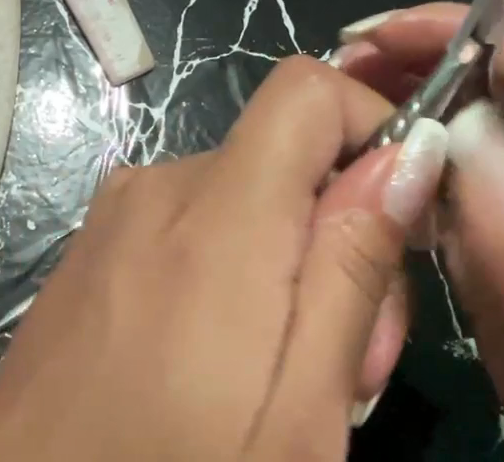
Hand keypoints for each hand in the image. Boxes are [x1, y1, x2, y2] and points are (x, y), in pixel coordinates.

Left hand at [0, 58, 448, 460]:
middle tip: (348, 360)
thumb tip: (405, 153)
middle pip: (286, 155)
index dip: (369, 128)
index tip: (402, 221)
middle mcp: (162, 185)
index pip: (305, 89)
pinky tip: (219, 361)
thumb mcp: (297, 413)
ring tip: (278, 378)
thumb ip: (352, 271)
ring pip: (246, 194)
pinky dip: (232, 269)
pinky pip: (192, 220)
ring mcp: (120, 209)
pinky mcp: (98, 239)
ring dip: (289, 265)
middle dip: (340, 235)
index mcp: (217, 215)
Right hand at [335, 4, 503, 461]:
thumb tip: (470, 142)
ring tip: (324, 126)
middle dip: (410, 63)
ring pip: (454, 149)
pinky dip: (391, 185)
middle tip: (329, 77)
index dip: (463, 30)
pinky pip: (438, 211)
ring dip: (392, 117)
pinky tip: (349, 198)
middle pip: (487, 96)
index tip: (375, 38)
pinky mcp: (499, 289)